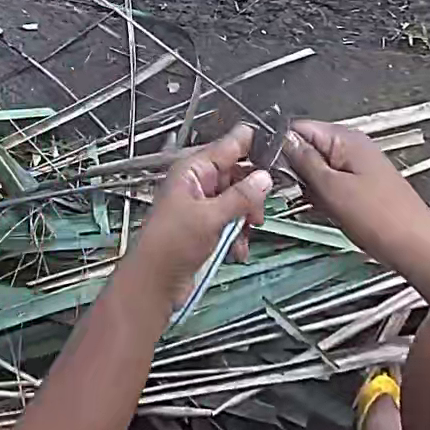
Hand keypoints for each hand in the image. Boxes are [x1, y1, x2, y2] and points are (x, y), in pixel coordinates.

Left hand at [125, 125, 272, 304]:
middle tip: (256, 212)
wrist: (155, 284)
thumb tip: (263, 178)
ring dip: (244, 219)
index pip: (228, 145)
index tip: (275, 148)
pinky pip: (232, 221)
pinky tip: (235, 248)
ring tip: (242, 235)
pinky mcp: (206, 226)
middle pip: (237, 175)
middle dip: (251, 195)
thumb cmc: (169, 244)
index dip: (251, 145)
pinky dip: (238, 234)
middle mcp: (198, 183)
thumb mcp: (210, 217)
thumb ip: (240, 197)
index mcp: (193, 170)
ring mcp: (202, 205)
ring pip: (238, 200)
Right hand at [281, 119, 429, 271]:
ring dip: (313, 188)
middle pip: (308, 149)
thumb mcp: (332, 188)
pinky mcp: (362, 186)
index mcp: (346, 138)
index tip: (271, 167)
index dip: (282, 146)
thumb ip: (304, 160)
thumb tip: (284, 139)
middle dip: (298, 171)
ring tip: (322, 206)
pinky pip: (333, 184)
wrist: (418, 250)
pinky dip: (327, 198)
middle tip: (300, 193)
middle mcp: (353, 146)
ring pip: (319, 170)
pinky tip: (332, 212)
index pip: (300, 128)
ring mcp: (358, 166)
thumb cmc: (380, 219)